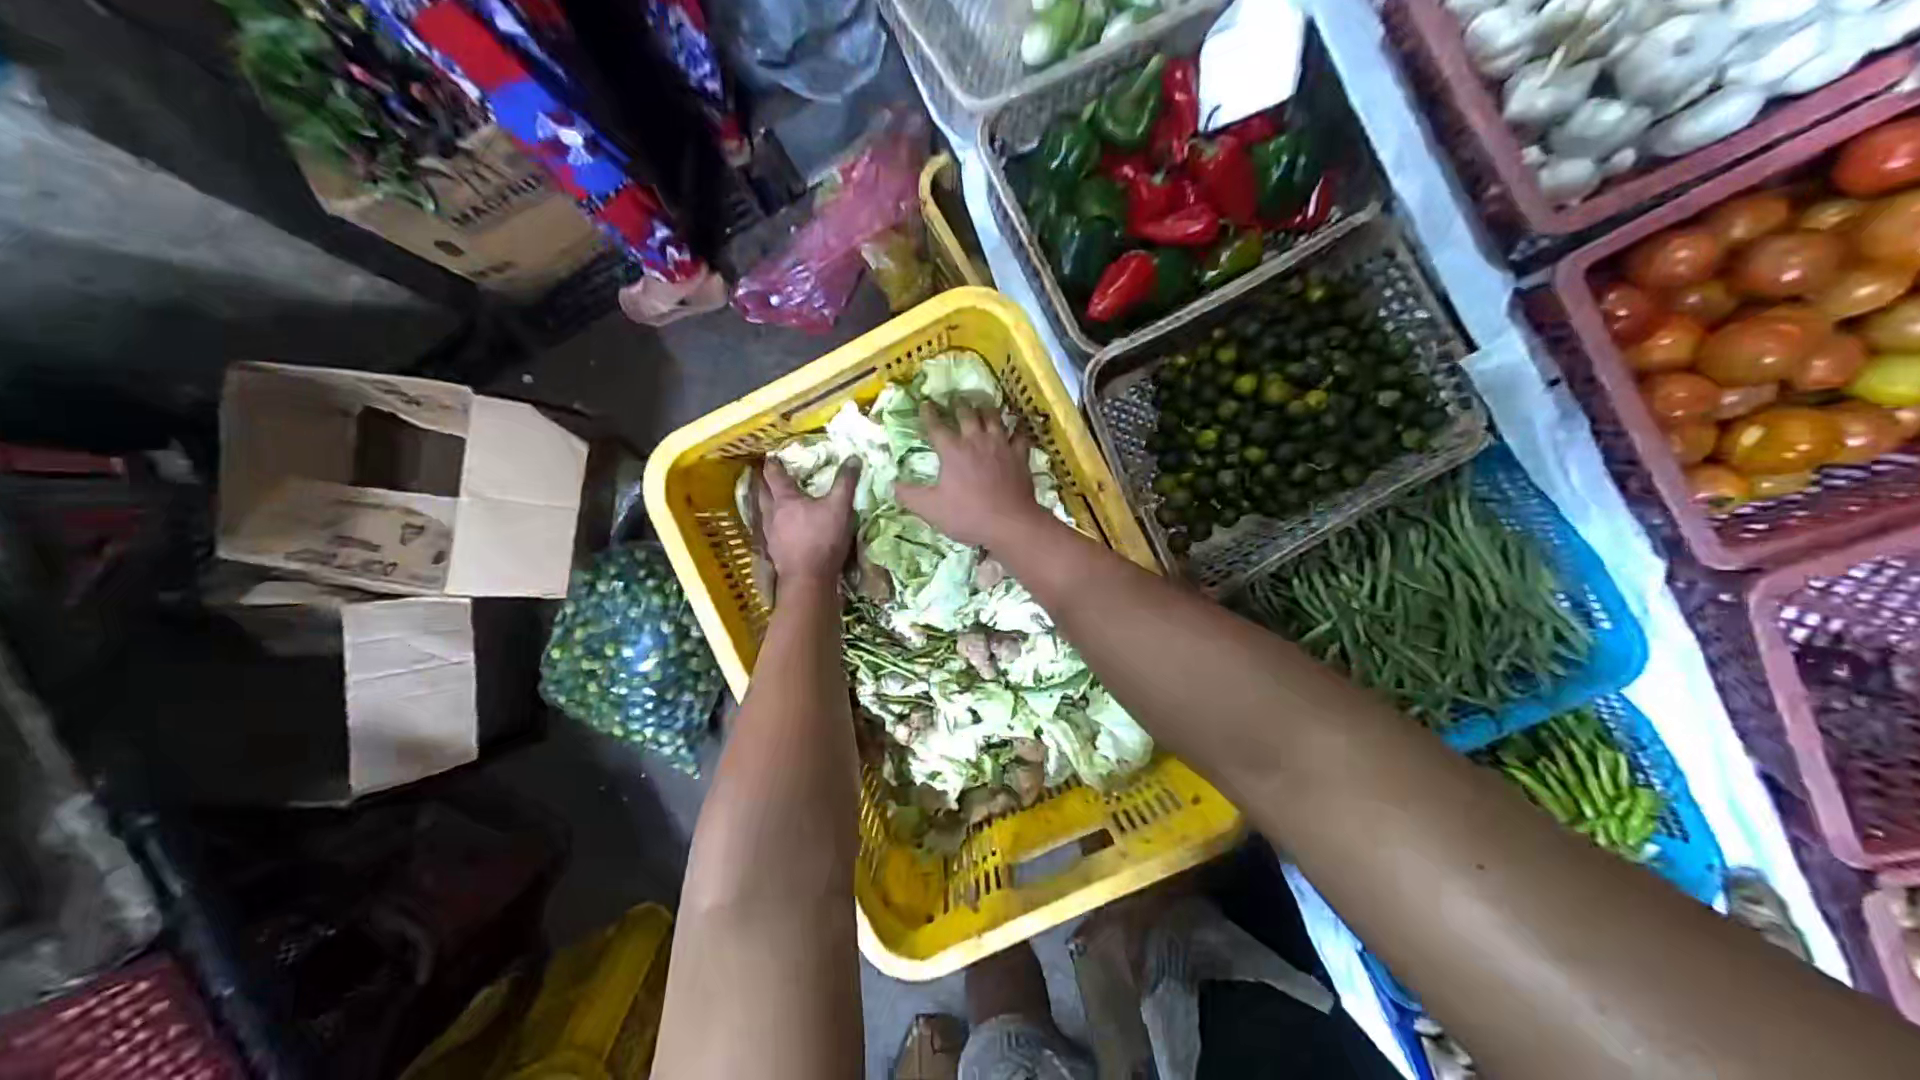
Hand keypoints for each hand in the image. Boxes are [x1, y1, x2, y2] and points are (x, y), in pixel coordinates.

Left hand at [758, 458, 858, 588]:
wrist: (808, 580)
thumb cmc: (822, 539)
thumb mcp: (840, 507)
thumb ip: (846, 482)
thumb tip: (853, 457)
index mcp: (785, 500)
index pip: (774, 475)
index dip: (773, 463)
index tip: (772, 456)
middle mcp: (771, 514)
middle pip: (762, 493)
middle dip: (763, 482)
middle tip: (765, 475)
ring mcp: (770, 535)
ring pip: (763, 512)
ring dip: (765, 503)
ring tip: (772, 499)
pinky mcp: (774, 552)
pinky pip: (769, 530)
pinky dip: (773, 524)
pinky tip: (780, 528)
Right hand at [897, 402, 1050, 549]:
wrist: (1009, 523)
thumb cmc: (967, 515)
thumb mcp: (930, 509)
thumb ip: (909, 495)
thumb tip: (893, 485)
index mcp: (952, 451)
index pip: (936, 426)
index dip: (929, 414)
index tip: (926, 404)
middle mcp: (976, 440)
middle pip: (967, 414)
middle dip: (959, 405)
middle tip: (956, 399)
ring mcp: (1001, 445)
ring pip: (994, 418)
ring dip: (986, 410)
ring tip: (983, 405)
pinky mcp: (1020, 455)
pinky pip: (1020, 435)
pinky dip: (1017, 429)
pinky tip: (1016, 427)